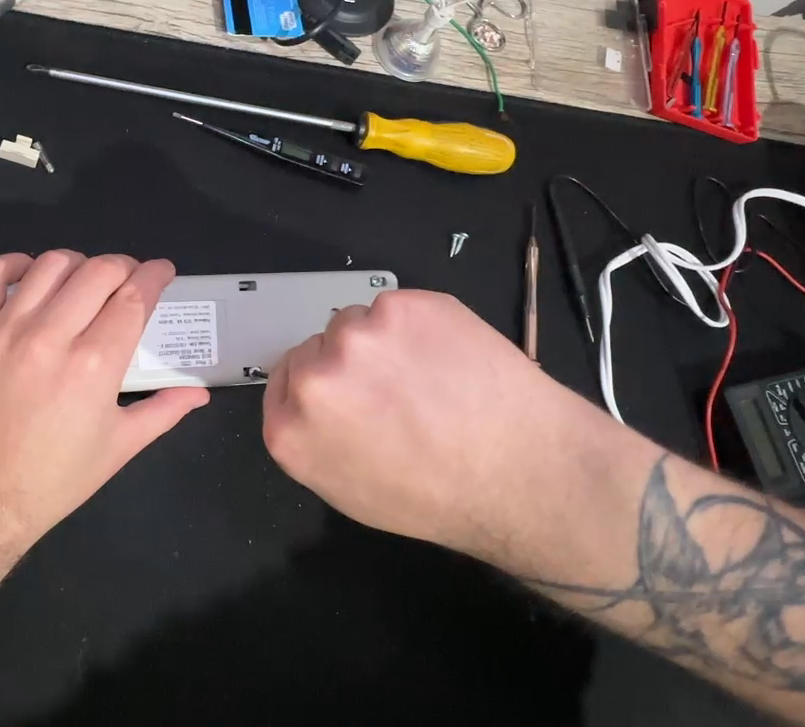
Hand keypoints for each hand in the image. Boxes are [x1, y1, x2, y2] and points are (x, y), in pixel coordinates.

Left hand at [0, 251, 209, 567]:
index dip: (155, 275)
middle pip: (98, 271)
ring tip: (81, 281)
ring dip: (77, 265)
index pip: (134, 297)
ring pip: (50, 265)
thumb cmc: (49, 481)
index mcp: (93, 366)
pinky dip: (16, 264)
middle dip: (123, 267)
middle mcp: (49, 337)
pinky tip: (30, 276)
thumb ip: (163, 411)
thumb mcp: (117, 449)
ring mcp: (3, 330)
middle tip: (126, 280)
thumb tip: (199, 394)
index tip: (161, 271)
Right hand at [262, 289, 624, 561]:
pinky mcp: (403, 305)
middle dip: (348, 364)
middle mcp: (313, 376)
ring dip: (383, 341)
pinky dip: (419, 326)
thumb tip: (320, 404)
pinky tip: (449, 357)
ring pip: (358, 323)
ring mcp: (358, 335)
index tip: (347, 394)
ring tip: (429, 377)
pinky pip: (399, 308)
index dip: (315, 387)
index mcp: (290, 429)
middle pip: (317, 347)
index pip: (282, 383)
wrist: (523, 474)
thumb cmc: (438, 498)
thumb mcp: (351, 492)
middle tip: (394, 391)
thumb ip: (315, 439)